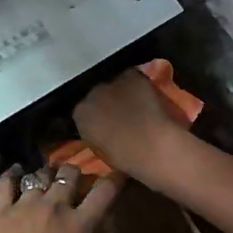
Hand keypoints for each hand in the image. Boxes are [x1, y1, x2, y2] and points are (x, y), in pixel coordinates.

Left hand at [0, 164, 121, 232]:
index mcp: (81, 228)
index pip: (106, 190)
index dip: (114, 178)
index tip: (118, 173)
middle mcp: (55, 208)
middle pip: (69, 173)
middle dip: (74, 174)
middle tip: (72, 182)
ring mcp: (25, 206)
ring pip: (40, 174)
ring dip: (45, 177)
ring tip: (44, 182)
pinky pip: (6, 181)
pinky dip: (12, 174)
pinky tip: (15, 173)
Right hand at [74, 70, 189, 180]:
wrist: (152, 145)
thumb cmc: (126, 157)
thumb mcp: (100, 150)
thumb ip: (94, 133)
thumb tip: (99, 128)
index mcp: (80, 114)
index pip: (83, 109)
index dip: (95, 115)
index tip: (104, 122)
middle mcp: (91, 93)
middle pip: (96, 93)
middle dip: (105, 100)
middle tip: (120, 112)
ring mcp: (111, 82)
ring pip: (113, 82)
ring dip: (120, 91)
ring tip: (133, 102)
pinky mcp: (131, 75)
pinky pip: (131, 76)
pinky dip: (136, 83)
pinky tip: (145, 94)